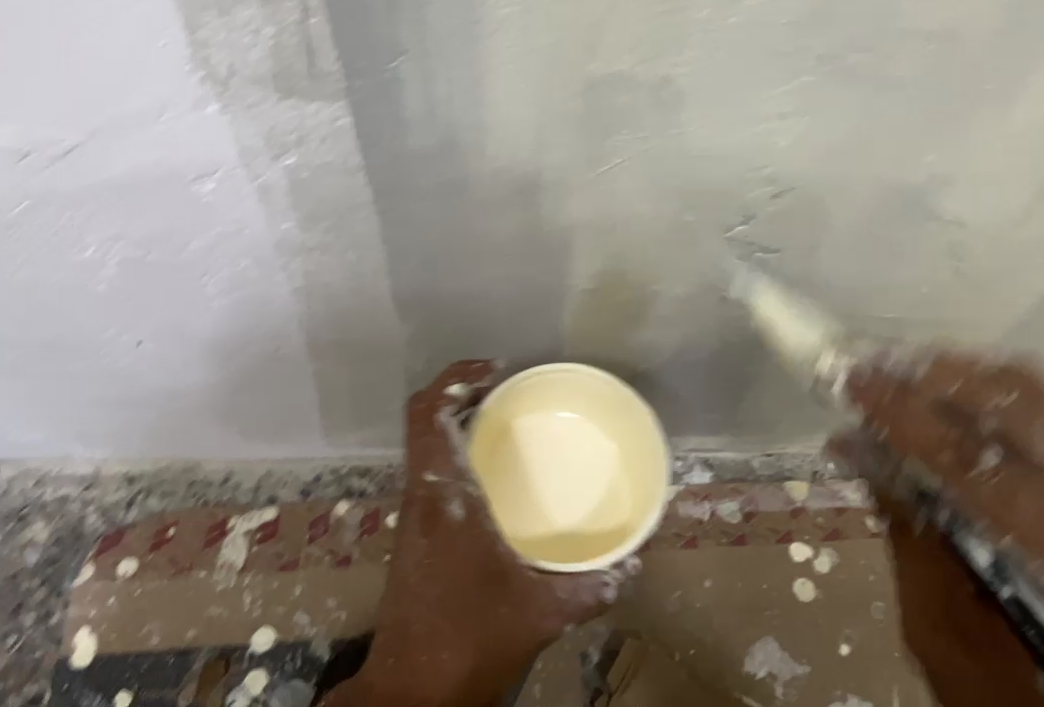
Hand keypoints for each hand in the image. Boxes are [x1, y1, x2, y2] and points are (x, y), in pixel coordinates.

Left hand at [322, 361, 635, 706]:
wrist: (409, 693)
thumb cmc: (470, 641)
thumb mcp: (541, 613)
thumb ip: (591, 587)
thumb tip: (633, 566)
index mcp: (445, 498)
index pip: (428, 414)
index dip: (454, 377)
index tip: (496, 370)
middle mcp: (421, 497)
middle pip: (423, 420)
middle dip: (460, 393)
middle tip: (507, 390)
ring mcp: (412, 517)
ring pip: (424, 447)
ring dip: (456, 424)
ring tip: (503, 422)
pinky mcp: (412, 538)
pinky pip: (429, 475)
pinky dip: (455, 457)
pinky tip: (492, 479)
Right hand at [829, 349, 1043, 706]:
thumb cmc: (1019, 704)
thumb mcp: (944, 632)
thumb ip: (910, 529)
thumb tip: (854, 443)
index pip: (982, 466)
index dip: (906, 416)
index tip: (848, 382)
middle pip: (1025, 408)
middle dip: (933, 378)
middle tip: (868, 367)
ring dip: (961, 383)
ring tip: (897, 377)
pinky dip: (992, 408)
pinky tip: (944, 407)